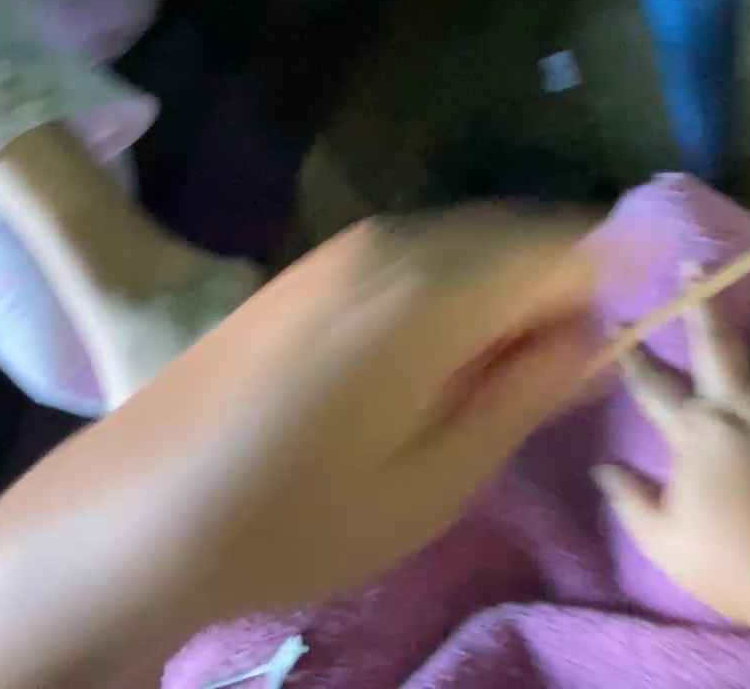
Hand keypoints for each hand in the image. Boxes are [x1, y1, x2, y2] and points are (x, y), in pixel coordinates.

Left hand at [0, 206, 605, 688]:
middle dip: (559, 284)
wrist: (132, 511)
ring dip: (507, 286)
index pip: (562, 242)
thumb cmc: (296, 517)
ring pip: (471, 239)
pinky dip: (458, 286)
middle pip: (518, 231)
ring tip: (497, 370)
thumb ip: (524, 391)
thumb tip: (588, 335)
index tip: (617, 336)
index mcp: (433, 287)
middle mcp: (397, 239)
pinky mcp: (321, 261)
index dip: (608, 278)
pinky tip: (435, 354)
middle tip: (559, 366)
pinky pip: (423, 252)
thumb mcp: (435, 479)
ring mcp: (351, 244)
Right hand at [595, 282, 749, 626]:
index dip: (631, 353)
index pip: (652, 383)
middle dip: (702, 302)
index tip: (618, 323)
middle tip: (698, 266)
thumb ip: (630, 500)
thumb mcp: (665, 541)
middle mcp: (735, 404)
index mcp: (693, 429)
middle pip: (715, 342)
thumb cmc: (734, 561)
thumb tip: (602, 468)